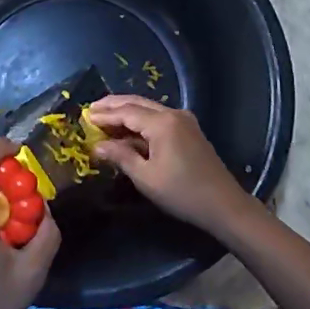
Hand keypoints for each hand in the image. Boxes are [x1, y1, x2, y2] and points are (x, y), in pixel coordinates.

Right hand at [89, 95, 255, 235]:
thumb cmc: (182, 193)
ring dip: (126, 111)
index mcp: (162, 123)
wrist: (224, 205)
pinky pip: (158, 117)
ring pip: (148, 108)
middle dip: (113, 105)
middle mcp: (173, 114)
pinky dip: (140, 120)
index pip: (126, 112)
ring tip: (105, 117)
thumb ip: (120, 157)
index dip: (104, 115)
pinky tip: (128, 128)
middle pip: (137, 103)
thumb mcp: (146, 177)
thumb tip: (97, 146)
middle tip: (91, 109)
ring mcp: (184, 120)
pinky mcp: (189, 130)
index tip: (85, 117)